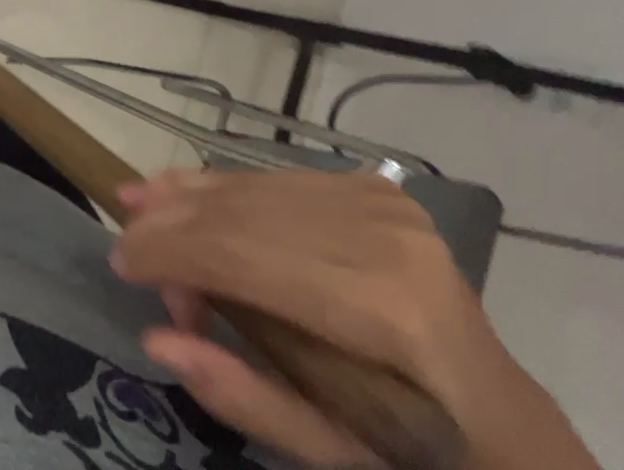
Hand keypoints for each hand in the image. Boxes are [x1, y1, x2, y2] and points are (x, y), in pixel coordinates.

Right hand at [111, 171, 592, 469]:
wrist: (502, 417)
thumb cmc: (415, 445)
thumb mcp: (333, 448)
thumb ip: (247, 399)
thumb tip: (155, 341)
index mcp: (382, 311)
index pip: (239, 255)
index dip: (167, 253)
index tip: (120, 268)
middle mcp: (385, 243)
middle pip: (238, 215)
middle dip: (167, 228)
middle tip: (128, 256)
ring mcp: (388, 210)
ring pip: (250, 188)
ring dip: (184, 199)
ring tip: (135, 207)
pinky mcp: (380, 195)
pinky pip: (273, 180)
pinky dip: (221, 186)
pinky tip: (184, 193)